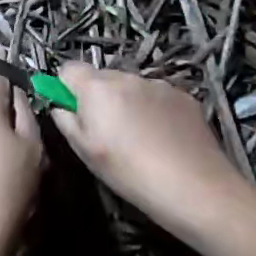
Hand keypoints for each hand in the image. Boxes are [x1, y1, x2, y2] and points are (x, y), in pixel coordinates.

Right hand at [48, 63, 255, 238]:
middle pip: (101, 77)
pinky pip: (156, 96)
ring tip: (138, 138)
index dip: (66, 88)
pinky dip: (152, 110)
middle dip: (97, 97)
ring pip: (130, 87)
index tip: (72, 112)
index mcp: (97, 88)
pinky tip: (162, 138)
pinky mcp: (184, 97)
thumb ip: (65, 120)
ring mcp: (159, 84)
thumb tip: (61, 106)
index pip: (69, 68)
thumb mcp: (84, 151)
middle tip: (106, 131)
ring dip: (126, 102)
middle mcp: (127, 77)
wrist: (195, 187)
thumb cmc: (128, 171)